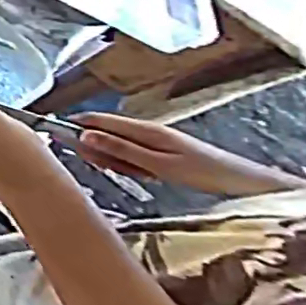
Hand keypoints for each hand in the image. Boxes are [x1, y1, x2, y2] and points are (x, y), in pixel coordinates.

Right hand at [70, 113, 305, 196]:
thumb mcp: (159, 165)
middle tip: (101, 166)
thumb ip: (120, 149)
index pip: (96, 119)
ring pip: (117, 144)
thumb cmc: (206, 173)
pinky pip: (133, 153)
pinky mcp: (162, 151)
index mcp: (142, 129)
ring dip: (114, 158)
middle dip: (95, 147)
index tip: (55, 137)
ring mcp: (154, 139)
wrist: (250, 184)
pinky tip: (141, 174)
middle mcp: (145, 130)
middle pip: (104, 131)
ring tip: (130, 173)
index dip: (73, 126)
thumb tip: (83, 135)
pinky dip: (129, 163)